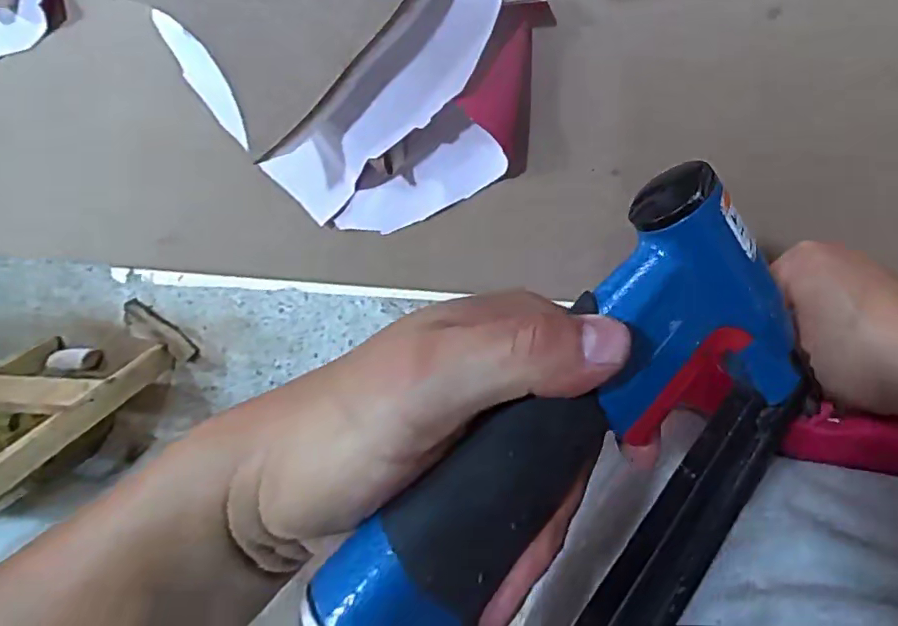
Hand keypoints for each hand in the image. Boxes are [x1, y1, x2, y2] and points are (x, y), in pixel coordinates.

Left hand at [191, 291, 630, 623]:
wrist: (262, 503)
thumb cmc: (346, 427)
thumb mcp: (430, 378)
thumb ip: (518, 351)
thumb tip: (619, 340)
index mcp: (508, 323)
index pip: (593, 342)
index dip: (622, 387)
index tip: (635, 451)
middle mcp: (509, 362)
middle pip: (579, 419)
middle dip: (563, 487)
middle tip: (533, 543)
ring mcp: (491, 416)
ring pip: (554, 467)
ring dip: (541, 524)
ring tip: (504, 574)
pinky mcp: (476, 463)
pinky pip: (525, 495)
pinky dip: (521, 536)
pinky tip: (498, 569)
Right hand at [770, 241, 897, 421]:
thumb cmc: (865, 357)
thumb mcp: (802, 368)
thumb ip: (776, 359)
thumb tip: (773, 366)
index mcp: (798, 259)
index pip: (756, 299)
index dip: (755, 339)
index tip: (761, 372)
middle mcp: (827, 251)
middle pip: (790, 300)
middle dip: (790, 337)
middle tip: (792, 377)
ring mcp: (863, 266)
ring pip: (820, 307)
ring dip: (819, 339)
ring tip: (828, 378)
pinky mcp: (890, 286)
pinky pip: (850, 310)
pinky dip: (848, 335)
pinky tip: (862, 366)